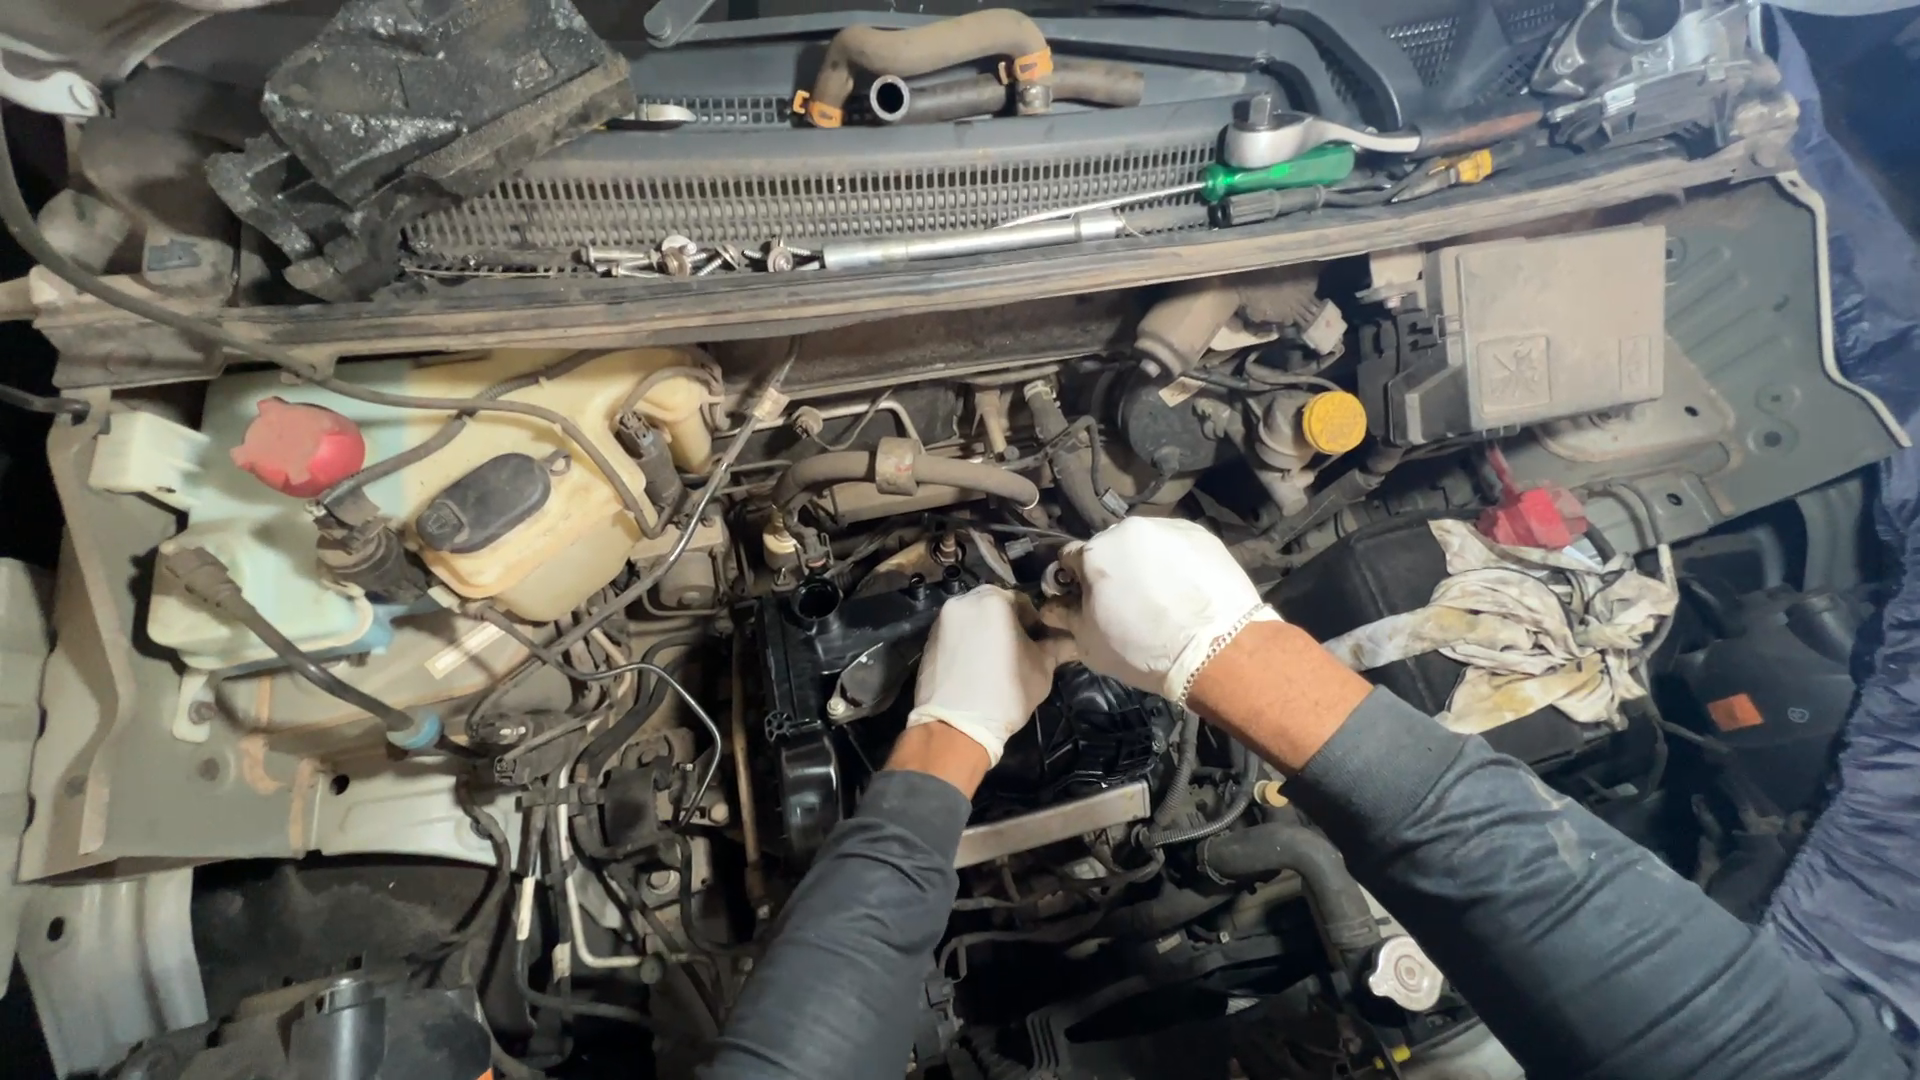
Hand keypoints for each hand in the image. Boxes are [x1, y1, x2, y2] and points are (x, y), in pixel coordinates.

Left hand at [903, 585, 1058, 768]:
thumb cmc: (1006, 692)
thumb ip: (1056, 646)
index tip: (1038, 642)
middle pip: (993, 606)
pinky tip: (974, 667)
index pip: (1022, 601)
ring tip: (995, 660)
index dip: (1034, 622)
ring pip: (971, 619)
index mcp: (993, 600)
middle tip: (1018, 649)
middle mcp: (963, 601)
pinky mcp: (927, 641)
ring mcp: (941, 621)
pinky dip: (966, 643)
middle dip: (1007, 623)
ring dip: (985, 631)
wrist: (956, 725)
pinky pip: (954, 634)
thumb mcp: (1042, 668)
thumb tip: (1069, 640)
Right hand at [1044, 517, 1280, 705]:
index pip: (1070, 558)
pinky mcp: (1201, 534)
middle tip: (1127, 601)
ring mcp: (1167, 528)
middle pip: (1108, 547)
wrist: (1218, 651)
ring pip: (1143, 544)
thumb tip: (1053, 603)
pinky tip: (1184, 588)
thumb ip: (1064, 615)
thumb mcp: (1089, 642)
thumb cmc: (1143, 649)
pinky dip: (1173, 561)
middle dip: (1111, 569)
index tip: (1086, 599)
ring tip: (1161, 595)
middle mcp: (1128, 529)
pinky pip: (1175, 545)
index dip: (1074, 581)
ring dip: (1143, 562)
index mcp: (1095, 552)